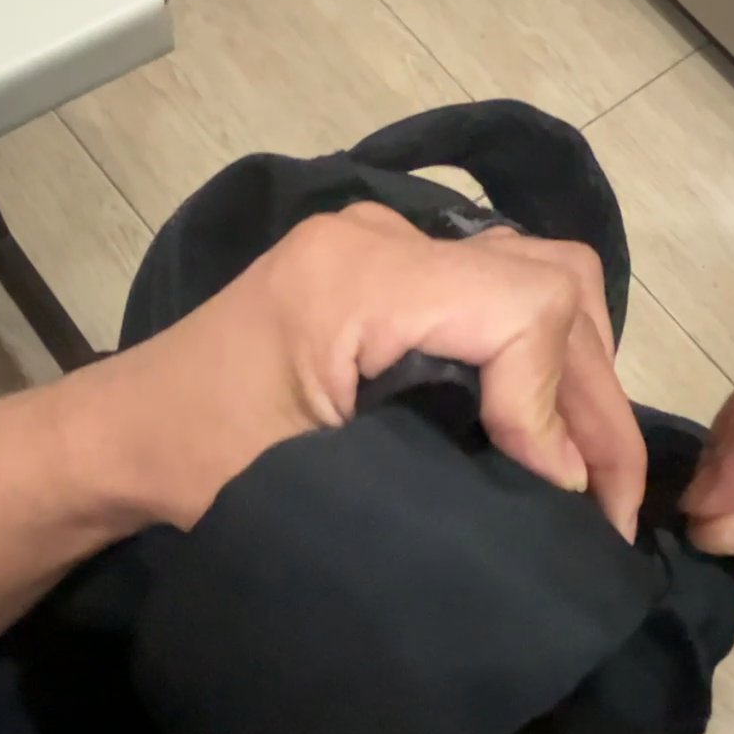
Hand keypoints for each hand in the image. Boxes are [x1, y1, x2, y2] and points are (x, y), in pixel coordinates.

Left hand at [84, 201, 645, 538]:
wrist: (128, 429)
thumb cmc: (194, 464)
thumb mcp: (315, 481)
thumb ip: (453, 465)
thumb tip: (566, 478)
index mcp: (357, 274)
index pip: (522, 306)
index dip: (556, 406)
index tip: (556, 497)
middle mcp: (384, 235)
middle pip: (551, 280)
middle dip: (593, 396)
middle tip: (606, 499)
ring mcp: (386, 242)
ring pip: (539, 276)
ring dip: (576, 372)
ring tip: (584, 467)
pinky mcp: (387, 268)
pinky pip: (499, 289)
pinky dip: (540, 354)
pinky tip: (540, 422)